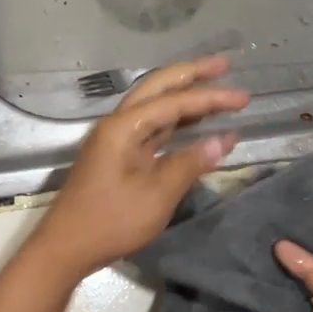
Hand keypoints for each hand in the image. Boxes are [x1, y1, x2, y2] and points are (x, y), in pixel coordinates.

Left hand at [24, 56, 248, 278]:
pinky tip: (194, 126)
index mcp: (124, 126)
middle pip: (157, 89)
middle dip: (191, 75)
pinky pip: (150, 129)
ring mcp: (115, 140)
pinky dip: (174, 123)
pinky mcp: (116, 157)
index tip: (245, 98)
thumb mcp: (158, 195)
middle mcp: (117, 124)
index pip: (174, 102)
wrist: (67, 246)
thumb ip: (190, 163)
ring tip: (215, 89)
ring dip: (183, 97)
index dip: (211, 97)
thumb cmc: (112, 220)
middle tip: (224, 65)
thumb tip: (223, 140)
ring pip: (153, 107)